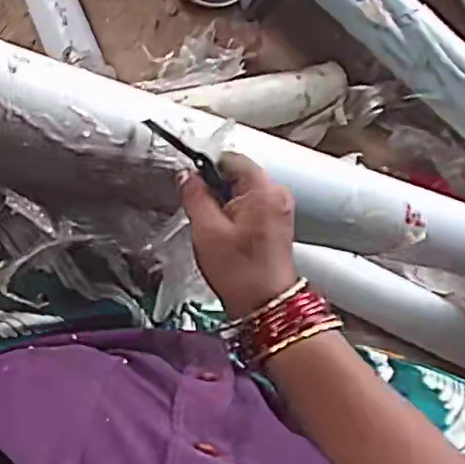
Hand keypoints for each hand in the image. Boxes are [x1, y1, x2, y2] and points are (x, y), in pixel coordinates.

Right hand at [179, 153, 299, 316]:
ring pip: (241, 191)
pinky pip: (250, 207)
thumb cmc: (243, 274)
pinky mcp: (276, 224)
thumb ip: (194, 196)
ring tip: (213, 228)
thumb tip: (186, 176)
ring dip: (222, 203)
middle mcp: (276, 195)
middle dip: (214, 188)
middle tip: (200, 211)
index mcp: (263, 190)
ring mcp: (279, 210)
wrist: (265, 305)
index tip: (189, 180)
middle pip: (237, 174)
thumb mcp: (206, 230)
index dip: (205, 166)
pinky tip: (225, 235)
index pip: (230, 158)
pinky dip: (233, 215)